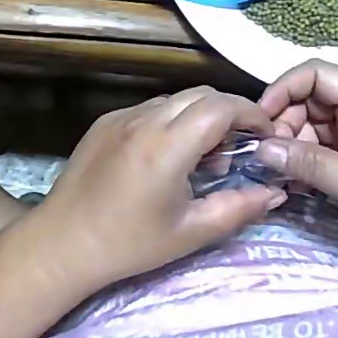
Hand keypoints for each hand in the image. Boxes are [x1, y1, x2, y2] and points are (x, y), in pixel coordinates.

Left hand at [31, 86, 287, 288]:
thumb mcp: (191, 232)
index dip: (250, 114)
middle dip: (228, 112)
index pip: (221, 106)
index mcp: (167, 145)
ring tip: (202, 156)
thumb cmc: (130, 244)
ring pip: (174, 99)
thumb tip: (274, 191)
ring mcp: (121, 116)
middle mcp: (144, 120)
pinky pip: (149, 108)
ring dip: (198, 115)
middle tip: (237, 148)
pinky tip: (167, 154)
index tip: (265, 135)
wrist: (63, 241)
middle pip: (200, 94)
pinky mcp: (104, 120)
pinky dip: (170, 120)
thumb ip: (238, 208)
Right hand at [255, 60, 337, 264]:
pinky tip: (297, 184)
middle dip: (284, 123)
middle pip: (311, 99)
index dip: (283, 89)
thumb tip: (260, 148)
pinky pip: (329, 148)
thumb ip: (309, 164)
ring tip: (280, 176)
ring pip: (316, 125)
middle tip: (270, 159)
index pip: (315, 73)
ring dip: (295, 145)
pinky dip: (310, 161)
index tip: (261, 122)